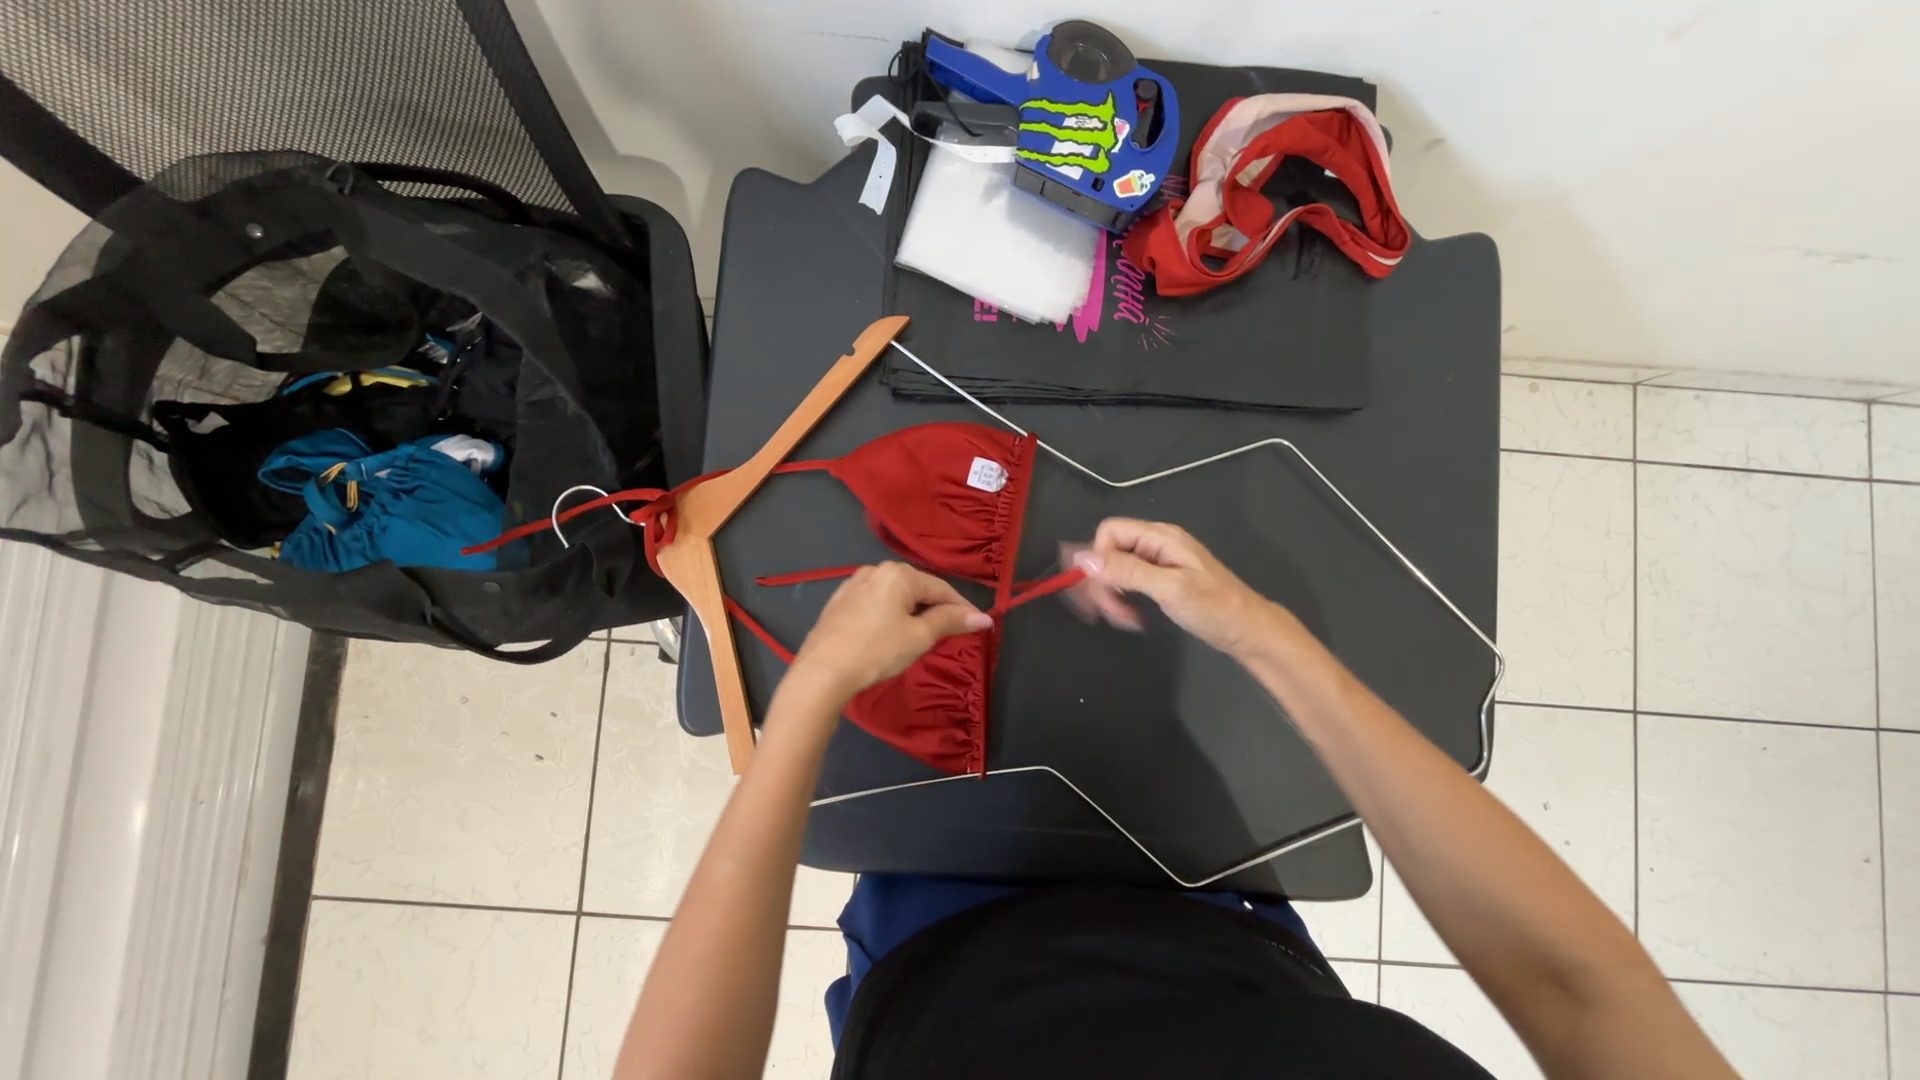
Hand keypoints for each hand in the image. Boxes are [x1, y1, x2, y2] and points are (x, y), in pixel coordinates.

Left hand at [787, 562, 992, 703]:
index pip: (941, 588)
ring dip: (913, 612)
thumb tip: (983, 618)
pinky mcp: (838, 603)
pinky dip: (890, 615)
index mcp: (897, 573)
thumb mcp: (919, 637)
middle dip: (937, 609)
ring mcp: (852, 585)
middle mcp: (875, 571)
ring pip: (895, 596)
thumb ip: (950, 621)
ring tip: (925, 634)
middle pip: (917, 589)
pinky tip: (892, 633)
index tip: (979, 625)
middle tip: (953, 632)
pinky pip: (875, 604)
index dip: (962, 608)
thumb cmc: (876, 651)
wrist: (822, 672)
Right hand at [1066, 518, 1274, 655]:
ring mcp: (1157, 563)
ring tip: (1122, 619)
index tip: (1100, 590)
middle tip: (1106, 613)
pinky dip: (1121, 599)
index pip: (1110, 532)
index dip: (1097, 558)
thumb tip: (1083, 559)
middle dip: (1101, 581)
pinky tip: (1129, 616)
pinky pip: (1127, 582)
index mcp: (1160, 537)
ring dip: (1110, 594)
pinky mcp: (1158, 581)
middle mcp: (1156, 544)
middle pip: (1109, 551)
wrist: (1247, 631)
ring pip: (1115, 569)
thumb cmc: (1214, 608)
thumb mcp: (1170, 589)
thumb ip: (1128, 571)